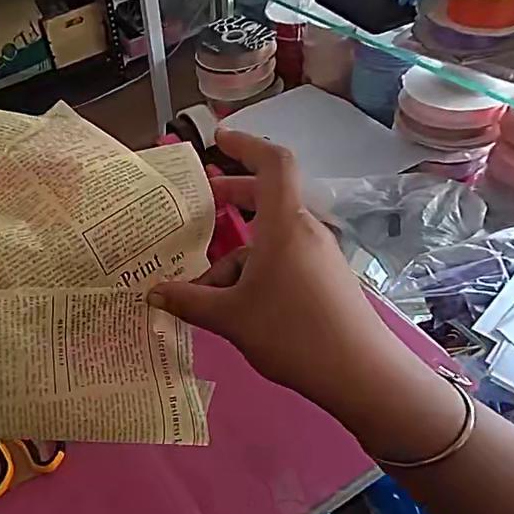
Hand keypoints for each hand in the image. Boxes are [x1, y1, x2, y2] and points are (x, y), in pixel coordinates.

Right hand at [146, 131, 428, 423]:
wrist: (359, 373)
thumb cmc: (292, 332)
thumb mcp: (231, 317)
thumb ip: (189, 301)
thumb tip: (154, 294)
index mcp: (285, 224)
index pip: (273, 162)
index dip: (245, 144)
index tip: (218, 140)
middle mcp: (305, 231)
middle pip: (267, 199)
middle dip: (231, 200)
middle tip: (200, 208)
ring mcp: (319, 256)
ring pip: (269, 241)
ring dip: (236, 257)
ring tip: (204, 292)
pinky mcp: (325, 279)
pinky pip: (283, 261)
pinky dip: (256, 273)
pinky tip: (235, 308)